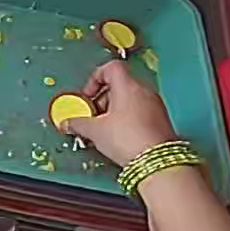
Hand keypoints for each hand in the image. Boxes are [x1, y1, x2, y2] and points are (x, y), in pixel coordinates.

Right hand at [64, 60, 178, 164]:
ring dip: (114, 110)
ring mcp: (155, 105)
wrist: (156, 163)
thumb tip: (68, 123)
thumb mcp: (95, 131)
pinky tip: (119, 136)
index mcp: (128, 86)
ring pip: (130, 99)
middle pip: (119, 84)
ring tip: (104, 129)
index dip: (95, 79)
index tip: (87, 96)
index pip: (111, 68)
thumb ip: (78, 123)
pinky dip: (127, 119)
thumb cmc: (127, 139)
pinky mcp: (161, 120)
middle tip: (93, 116)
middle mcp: (144, 91)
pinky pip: (140, 111)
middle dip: (102, 99)